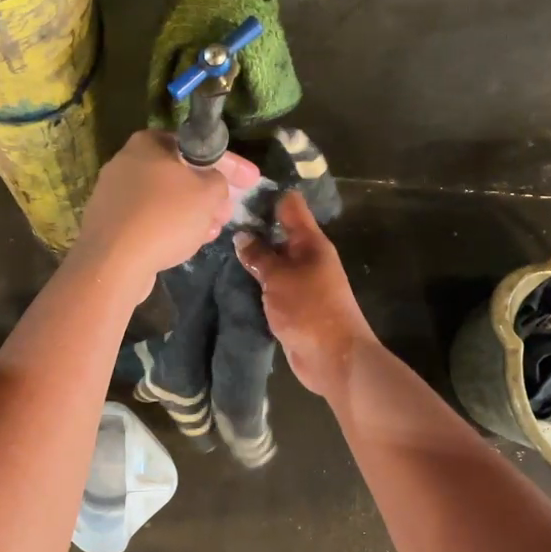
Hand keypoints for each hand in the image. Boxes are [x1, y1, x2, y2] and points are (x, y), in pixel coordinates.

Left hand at [70, 131, 259, 300]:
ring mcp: (114, 195)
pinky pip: (149, 220)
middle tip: (229, 211)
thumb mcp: (207, 193)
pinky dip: (170, 227)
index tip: (252, 181)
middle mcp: (126, 162)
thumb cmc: (164, 217)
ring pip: (166, 200)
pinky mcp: (110, 224)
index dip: (230, 165)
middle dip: (209, 194)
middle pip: (180, 174)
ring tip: (213, 230)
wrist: (113, 262)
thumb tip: (214, 186)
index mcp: (148, 143)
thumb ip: (220, 182)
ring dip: (192, 214)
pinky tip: (187, 243)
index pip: (198, 147)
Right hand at [234, 191, 377, 400]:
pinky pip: (271, 286)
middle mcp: (308, 258)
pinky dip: (255, 282)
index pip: (290, 206)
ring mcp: (301, 283)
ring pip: (273, 262)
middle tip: (217, 224)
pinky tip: (231, 280)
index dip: (267, 196)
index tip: (236, 193)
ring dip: (252, 258)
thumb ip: (259, 256)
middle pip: (279, 234)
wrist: (333, 358)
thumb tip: (242, 236)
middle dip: (253, 228)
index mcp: (311, 243)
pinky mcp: (293, 306)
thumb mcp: (279, 278)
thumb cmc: (309, 310)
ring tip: (218, 250)